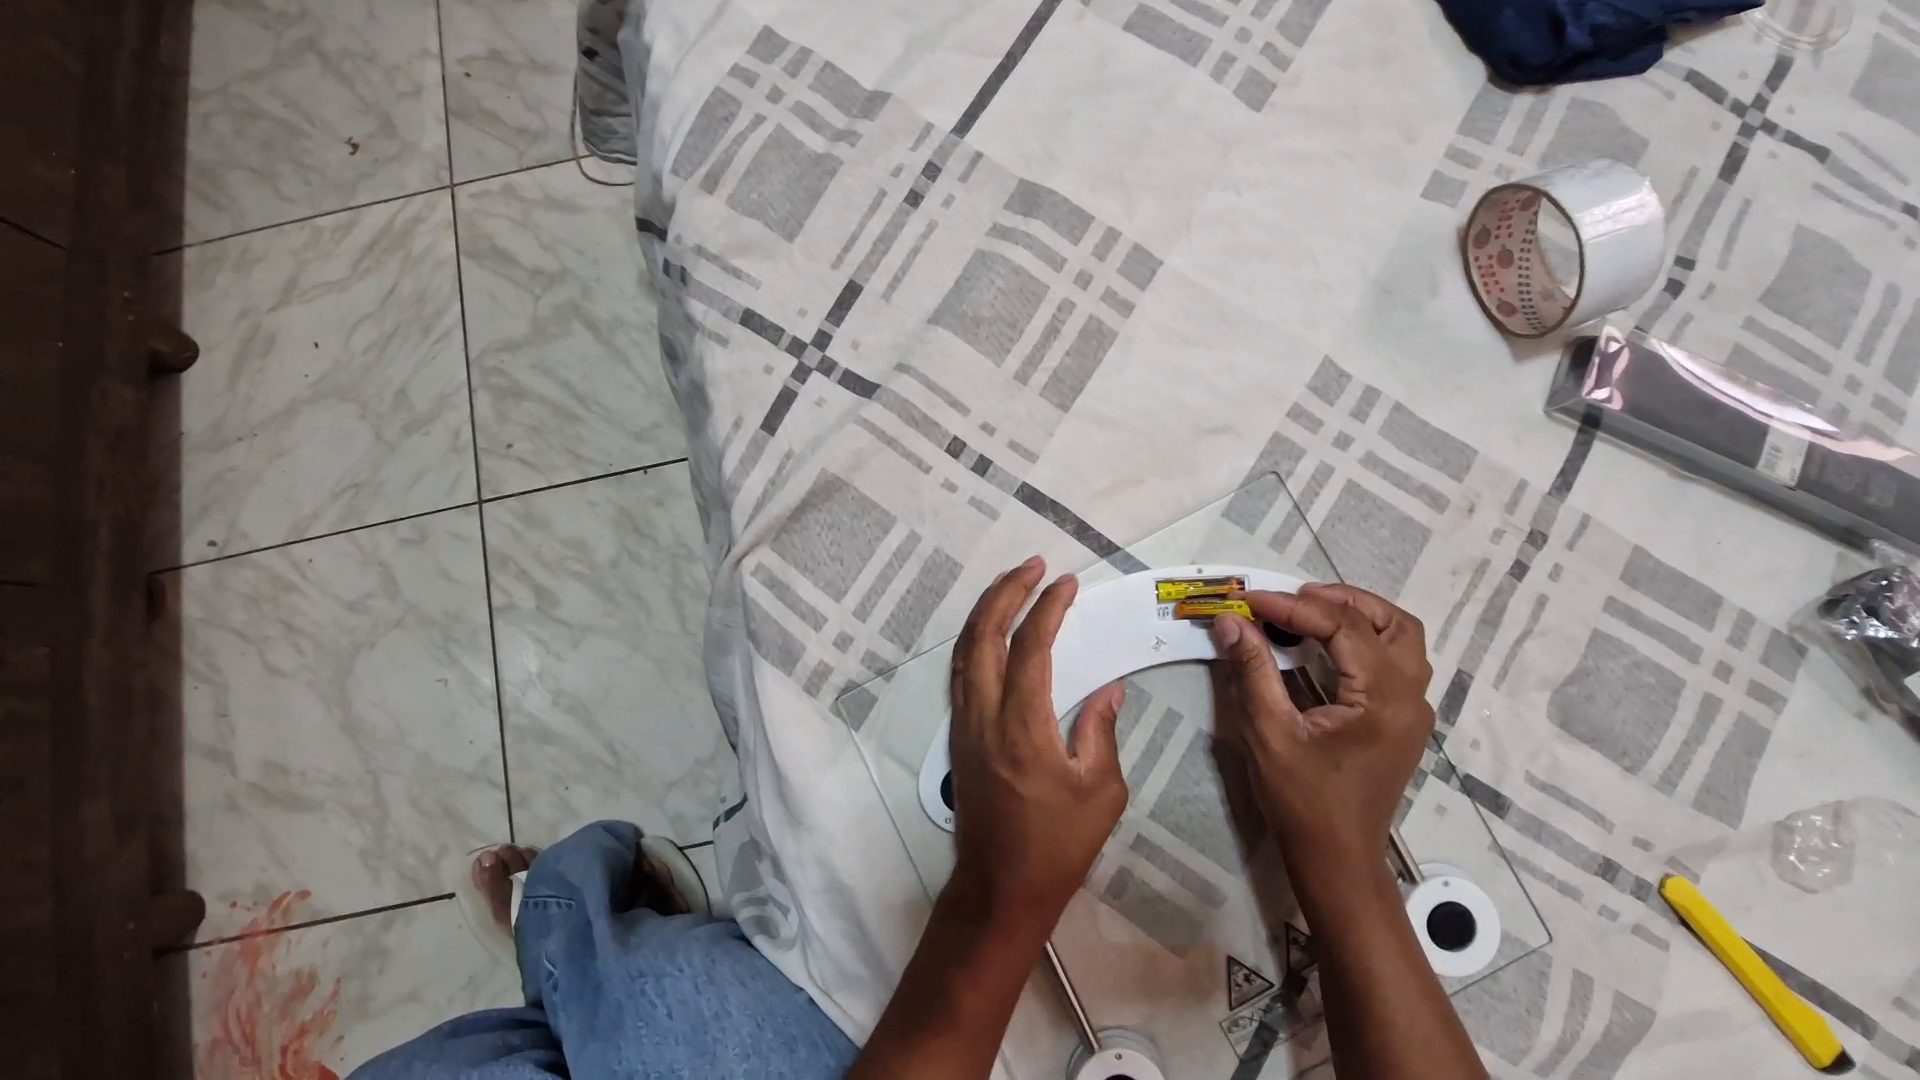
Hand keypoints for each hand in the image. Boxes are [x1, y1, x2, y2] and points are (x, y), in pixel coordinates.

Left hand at [947, 556, 1126, 930]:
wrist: (1000, 887)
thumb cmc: (1057, 845)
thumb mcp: (1100, 792)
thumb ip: (1101, 732)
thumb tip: (1108, 690)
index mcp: (1023, 726)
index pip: (1031, 648)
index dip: (1048, 609)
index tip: (1067, 584)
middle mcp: (984, 715)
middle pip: (984, 636)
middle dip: (1006, 592)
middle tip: (1033, 566)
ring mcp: (964, 724)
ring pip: (965, 651)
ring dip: (986, 611)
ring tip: (1012, 585)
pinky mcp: (958, 736)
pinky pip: (961, 673)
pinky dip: (975, 640)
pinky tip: (991, 633)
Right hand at [1209, 583, 1433, 876]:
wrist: (1336, 857)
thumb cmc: (1302, 800)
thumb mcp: (1268, 732)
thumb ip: (1252, 671)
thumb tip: (1231, 622)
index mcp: (1383, 699)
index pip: (1343, 627)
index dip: (1293, 606)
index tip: (1248, 600)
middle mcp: (1410, 697)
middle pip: (1392, 622)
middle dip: (1340, 600)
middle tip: (1289, 599)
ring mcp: (1413, 710)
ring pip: (1402, 638)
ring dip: (1359, 616)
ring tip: (1308, 612)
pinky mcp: (1404, 720)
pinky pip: (1396, 661)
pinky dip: (1365, 639)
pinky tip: (1326, 646)